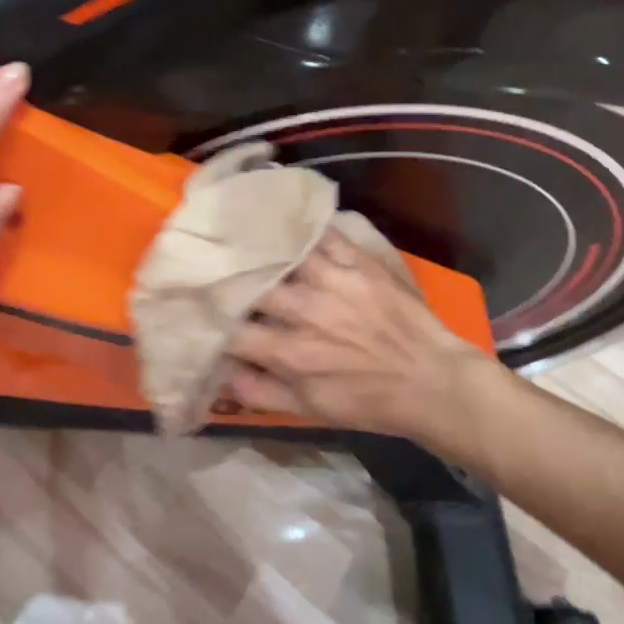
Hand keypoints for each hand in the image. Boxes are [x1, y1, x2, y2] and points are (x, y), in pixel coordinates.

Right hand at [225, 229, 494, 440]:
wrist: (431, 380)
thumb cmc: (369, 400)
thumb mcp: (311, 409)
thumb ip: (260, 393)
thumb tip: (218, 373)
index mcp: (292, 353)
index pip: (232, 331)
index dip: (206, 319)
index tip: (191, 309)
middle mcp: (306, 312)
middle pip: (250, 285)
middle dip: (223, 276)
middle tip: (205, 264)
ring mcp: (334, 280)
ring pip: (281, 252)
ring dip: (256, 244)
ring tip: (233, 231)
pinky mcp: (358, 261)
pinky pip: (321, 232)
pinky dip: (299, 224)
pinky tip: (280, 215)